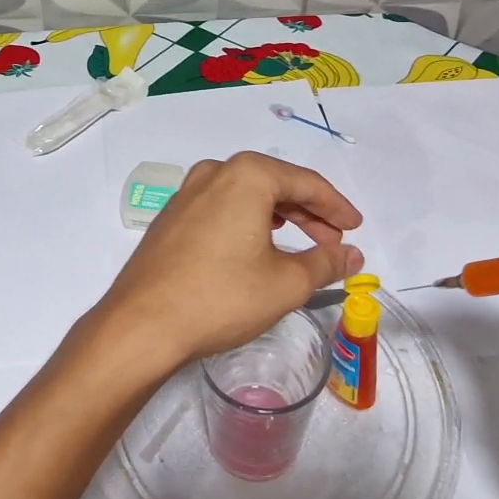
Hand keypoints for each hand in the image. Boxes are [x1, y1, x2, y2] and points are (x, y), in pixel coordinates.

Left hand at [92, 152, 363, 371]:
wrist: (142, 326)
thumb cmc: (222, 297)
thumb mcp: (286, 283)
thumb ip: (326, 262)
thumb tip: (353, 255)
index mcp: (247, 175)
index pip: (306, 183)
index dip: (336, 207)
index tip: (356, 228)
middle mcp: (215, 172)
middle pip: (276, 185)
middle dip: (310, 213)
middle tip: (335, 242)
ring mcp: (187, 194)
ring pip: (247, 197)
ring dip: (280, 218)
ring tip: (303, 246)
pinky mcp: (171, 219)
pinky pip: (223, 209)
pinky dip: (249, 224)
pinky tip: (259, 248)